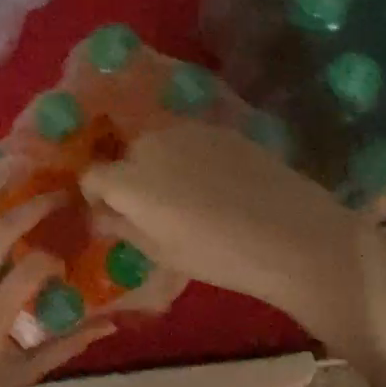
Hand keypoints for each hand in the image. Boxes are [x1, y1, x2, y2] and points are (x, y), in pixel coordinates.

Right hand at [80, 122, 365, 313]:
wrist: (293, 236)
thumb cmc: (216, 255)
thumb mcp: (159, 252)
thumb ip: (122, 226)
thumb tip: (101, 215)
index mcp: (128, 180)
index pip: (92, 175)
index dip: (96, 196)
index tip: (109, 216)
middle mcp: (152, 145)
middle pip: (125, 154)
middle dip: (127, 176)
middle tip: (148, 208)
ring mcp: (190, 132)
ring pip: (158, 143)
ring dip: (158, 164)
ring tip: (181, 195)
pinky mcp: (223, 131)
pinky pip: (189, 141)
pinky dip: (188, 158)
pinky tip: (212, 185)